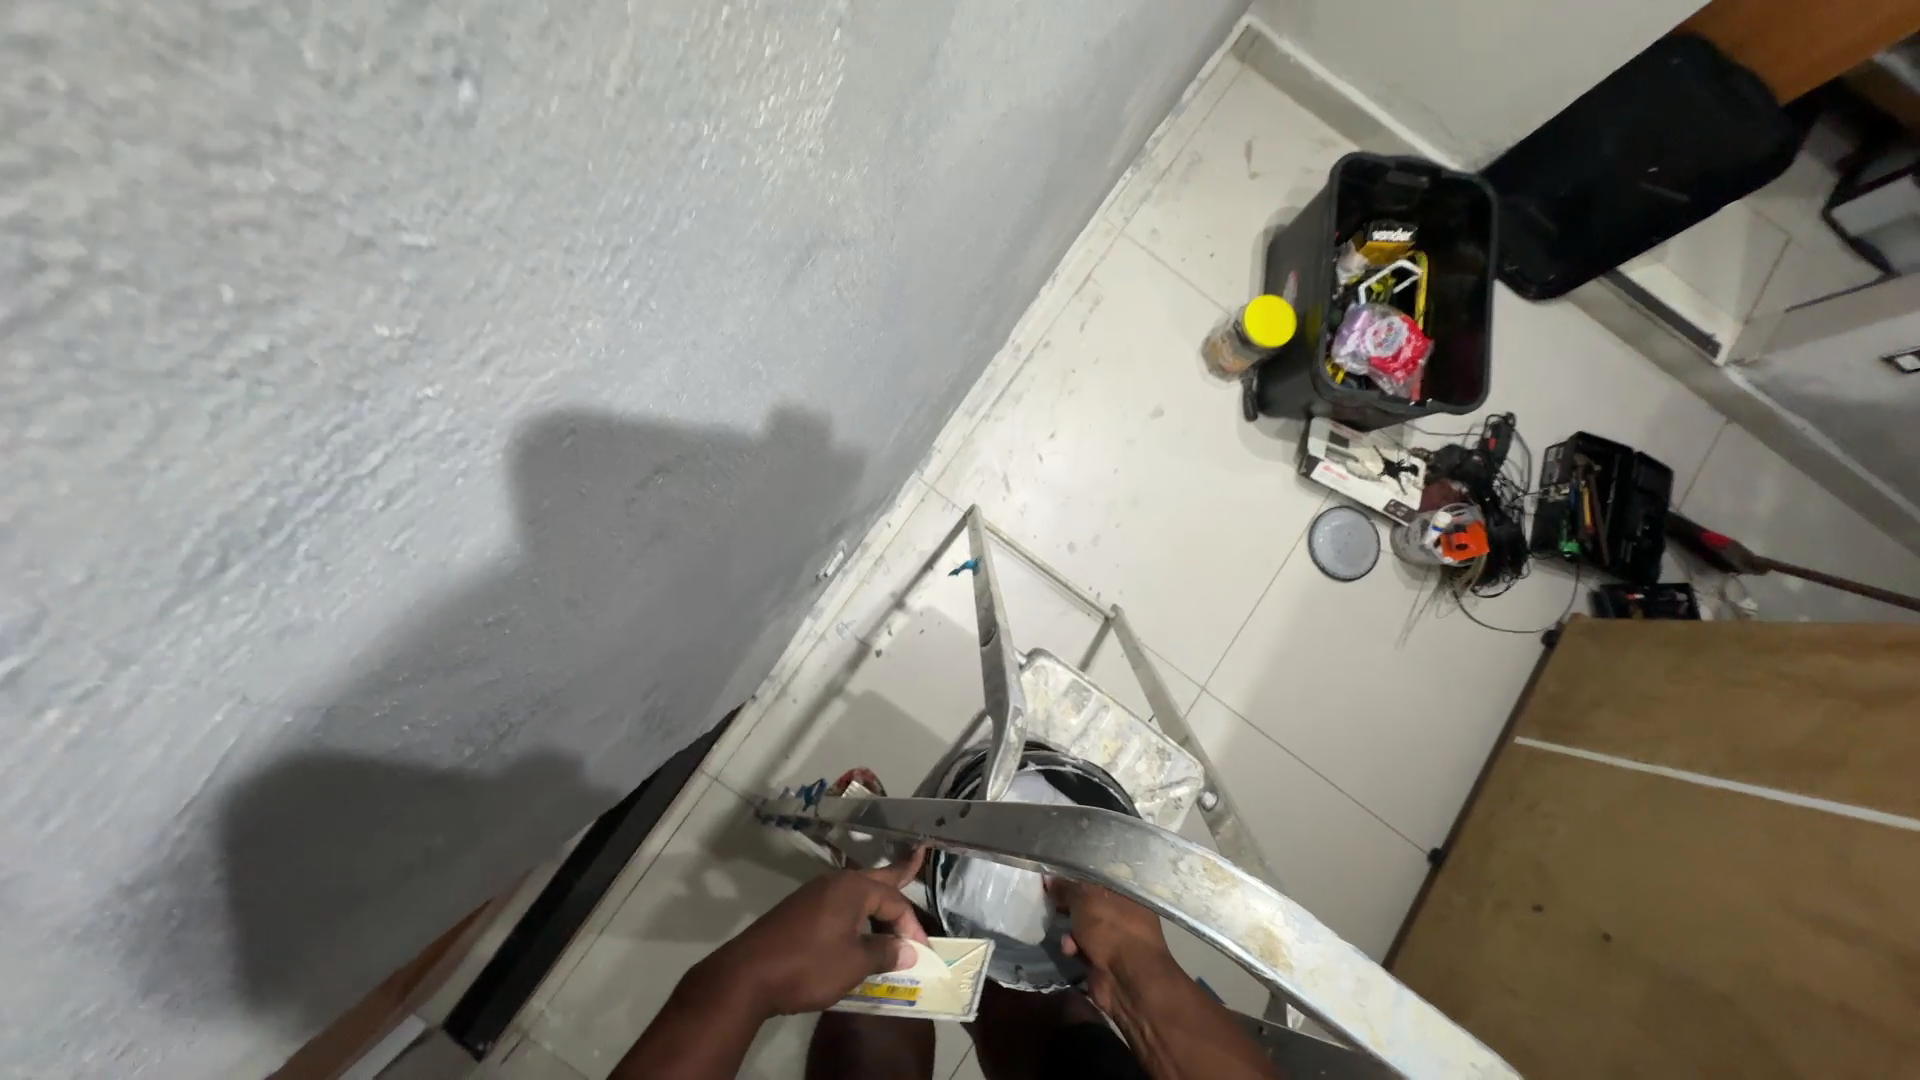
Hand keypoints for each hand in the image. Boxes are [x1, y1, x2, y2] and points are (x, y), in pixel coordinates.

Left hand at [694, 848, 930, 1017]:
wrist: (747, 975)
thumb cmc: (809, 965)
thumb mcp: (854, 964)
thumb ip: (884, 953)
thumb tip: (907, 949)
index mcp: (853, 888)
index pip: (895, 902)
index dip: (912, 927)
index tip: (922, 953)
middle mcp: (835, 882)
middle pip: (876, 880)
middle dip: (899, 874)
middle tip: (920, 856)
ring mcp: (814, 894)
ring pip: (856, 894)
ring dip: (876, 903)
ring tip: (891, 907)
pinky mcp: (799, 910)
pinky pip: (838, 905)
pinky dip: (855, 914)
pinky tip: (857, 928)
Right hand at [1047, 877, 1177, 1013]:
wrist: (1128, 979)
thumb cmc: (1111, 928)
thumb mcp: (1084, 899)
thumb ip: (1066, 887)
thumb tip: (1048, 877)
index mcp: (1126, 890)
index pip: (1097, 875)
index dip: (1075, 875)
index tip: (1053, 875)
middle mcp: (1124, 911)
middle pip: (1089, 901)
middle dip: (1069, 902)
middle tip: (1049, 899)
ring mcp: (1115, 936)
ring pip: (1084, 924)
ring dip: (1070, 927)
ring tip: (1060, 927)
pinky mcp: (1105, 959)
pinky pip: (1082, 946)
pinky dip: (1073, 946)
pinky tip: (1069, 949)